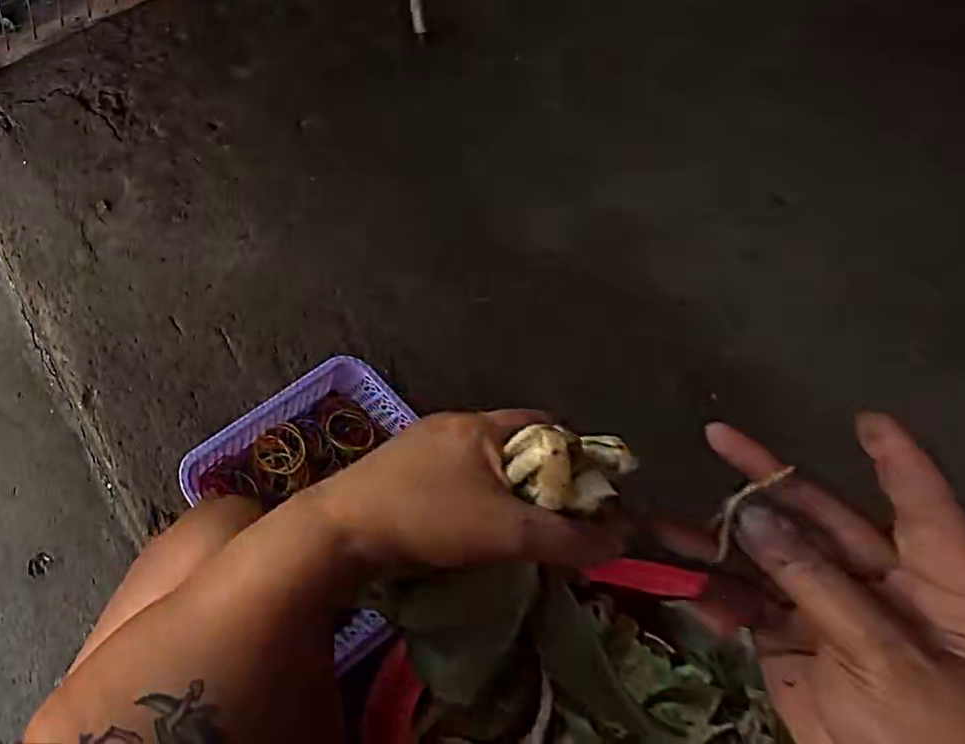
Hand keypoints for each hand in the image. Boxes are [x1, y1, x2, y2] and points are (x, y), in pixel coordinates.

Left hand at [299, 410, 626, 574]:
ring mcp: (425, 448)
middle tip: (572, 528)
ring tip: (535, 538)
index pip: (546, 424)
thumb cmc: (429, 517)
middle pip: (519, 448)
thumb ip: (571, 536)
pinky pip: (462, 482)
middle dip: (550, 485)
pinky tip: (488, 535)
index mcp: (477, 425)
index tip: (602, 499)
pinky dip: (485, 504)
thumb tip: (620, 537)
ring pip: (490, 469)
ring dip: (517, 500)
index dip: (581, 457)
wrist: (345, 528)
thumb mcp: (510, 531)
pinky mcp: (407, 472)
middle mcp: (451, 427)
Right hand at [667, 414, 964, 743]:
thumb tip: (752, 514)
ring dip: (713, 541)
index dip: (903, 467)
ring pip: (768, 561)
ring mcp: (838, 623)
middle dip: (767, 481)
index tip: (869, 421)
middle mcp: (893, 599)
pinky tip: (675, 583)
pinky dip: (706, 594)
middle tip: (716, 438)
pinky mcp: (793, 649)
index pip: (932, 518)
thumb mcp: (896, 667)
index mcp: (954, 603)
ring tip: (657, 523)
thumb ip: (820, 586)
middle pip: (825, 523)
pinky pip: (743, 605)